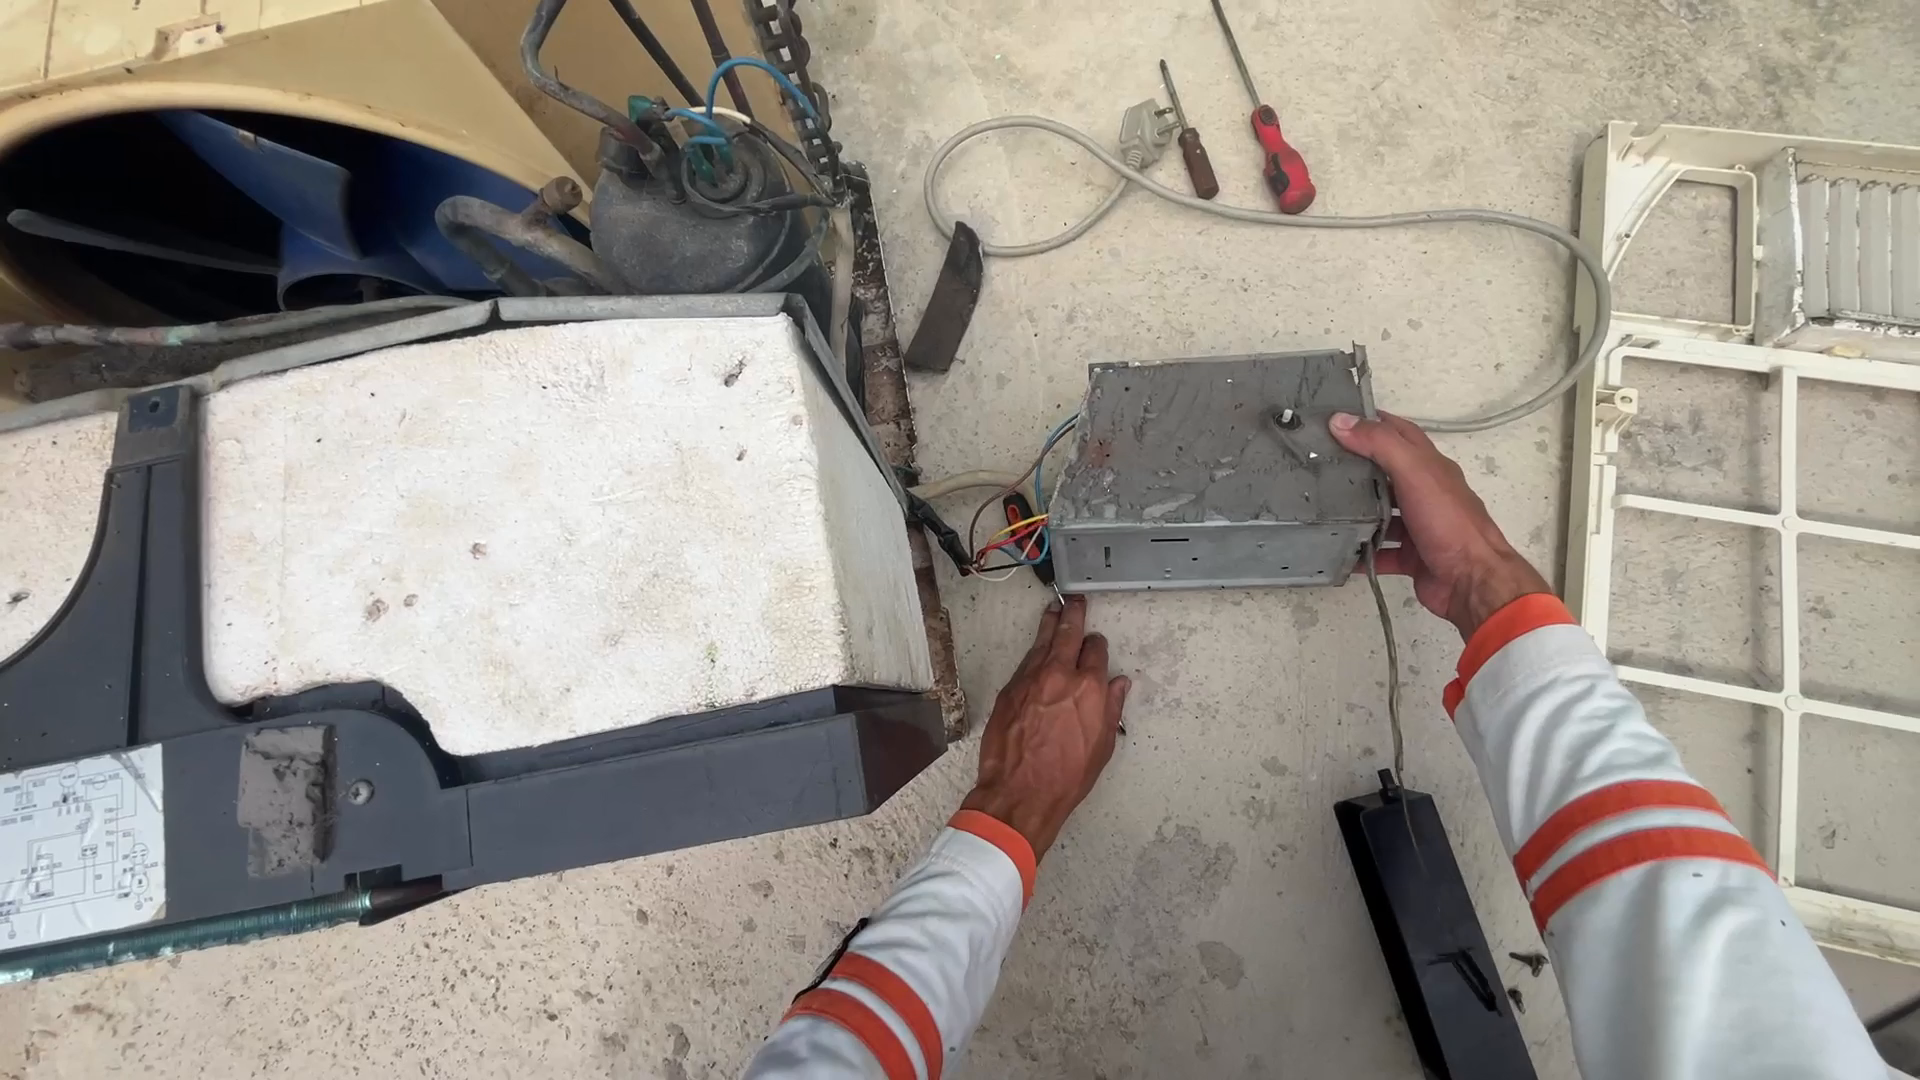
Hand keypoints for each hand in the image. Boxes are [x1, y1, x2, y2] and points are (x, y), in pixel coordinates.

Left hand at [961, 596, 1129, 858]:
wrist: (1020, 790)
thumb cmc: (1068, 775)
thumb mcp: (1103, 746)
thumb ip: (1111, 708)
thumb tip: (1118, 683)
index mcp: (1089, 688)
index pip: (1095, 650)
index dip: (1097, 645)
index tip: (1096, 644)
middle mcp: (1060, 675)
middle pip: (1067, 633)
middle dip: (1073, 614)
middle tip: (1074, 599)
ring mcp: (1031, 679)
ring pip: (1042, 641)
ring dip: (1050, 624)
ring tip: (1053, 609)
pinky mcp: (1010, 688)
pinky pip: (1025, 661)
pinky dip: (1034, 651)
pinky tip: (1037, 648)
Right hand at [1328, 411, 1551, 640]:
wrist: (1471, 581)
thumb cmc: (1449, 523)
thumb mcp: (1415, 474)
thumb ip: (1380, 445)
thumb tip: (1342, 421)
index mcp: (1431, 468)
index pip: (1401, 434)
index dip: (1374, 421)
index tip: (1340, 417)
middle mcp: (1426, 494)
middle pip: (1386, 473)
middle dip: (1356, 466)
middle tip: (1320, 462)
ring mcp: (1418, 526)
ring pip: (1380, 513)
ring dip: (1355, 511)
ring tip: (1320, 507)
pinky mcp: (1410, 555)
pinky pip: (1377, 551)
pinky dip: (1358, 552)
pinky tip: (1336, 550)